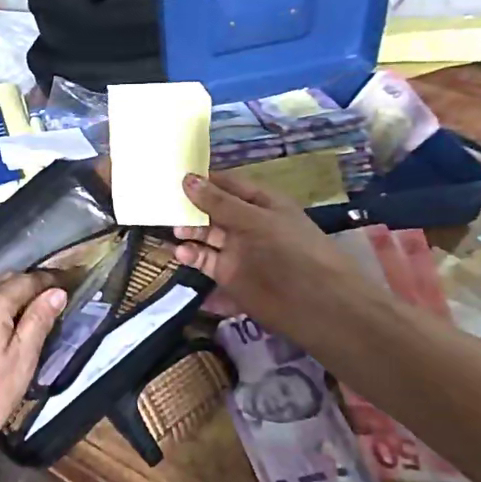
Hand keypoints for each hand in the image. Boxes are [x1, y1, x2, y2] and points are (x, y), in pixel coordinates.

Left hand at [0, 273, 66, 460]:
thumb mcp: (23, 357)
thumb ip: (39, 320)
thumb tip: (57, 292)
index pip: (27, 280)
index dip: (50, 280)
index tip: (73, 282)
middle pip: (9, 281)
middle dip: (35, 284)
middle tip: (61, 296)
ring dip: (19, 295)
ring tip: (44, 309)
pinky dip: (5, 307)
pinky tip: (17, 324)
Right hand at [171, 172, 376, 342]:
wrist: (318, 306)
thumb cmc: (291, 250)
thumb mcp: (255, 220)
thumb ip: (219, 203)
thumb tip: (186, 179)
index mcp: (260, 203)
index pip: (225, 184)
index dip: (200, 180)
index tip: (170, 174)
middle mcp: (246, 224)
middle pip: (211, 211)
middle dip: (188, 207)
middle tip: (161, 205)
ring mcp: (237, 251)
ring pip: (205, 238)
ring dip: (188, 234)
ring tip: (173, 233)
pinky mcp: (230, 277)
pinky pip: (206, 264)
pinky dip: (192, 261)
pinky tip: (179, 257)